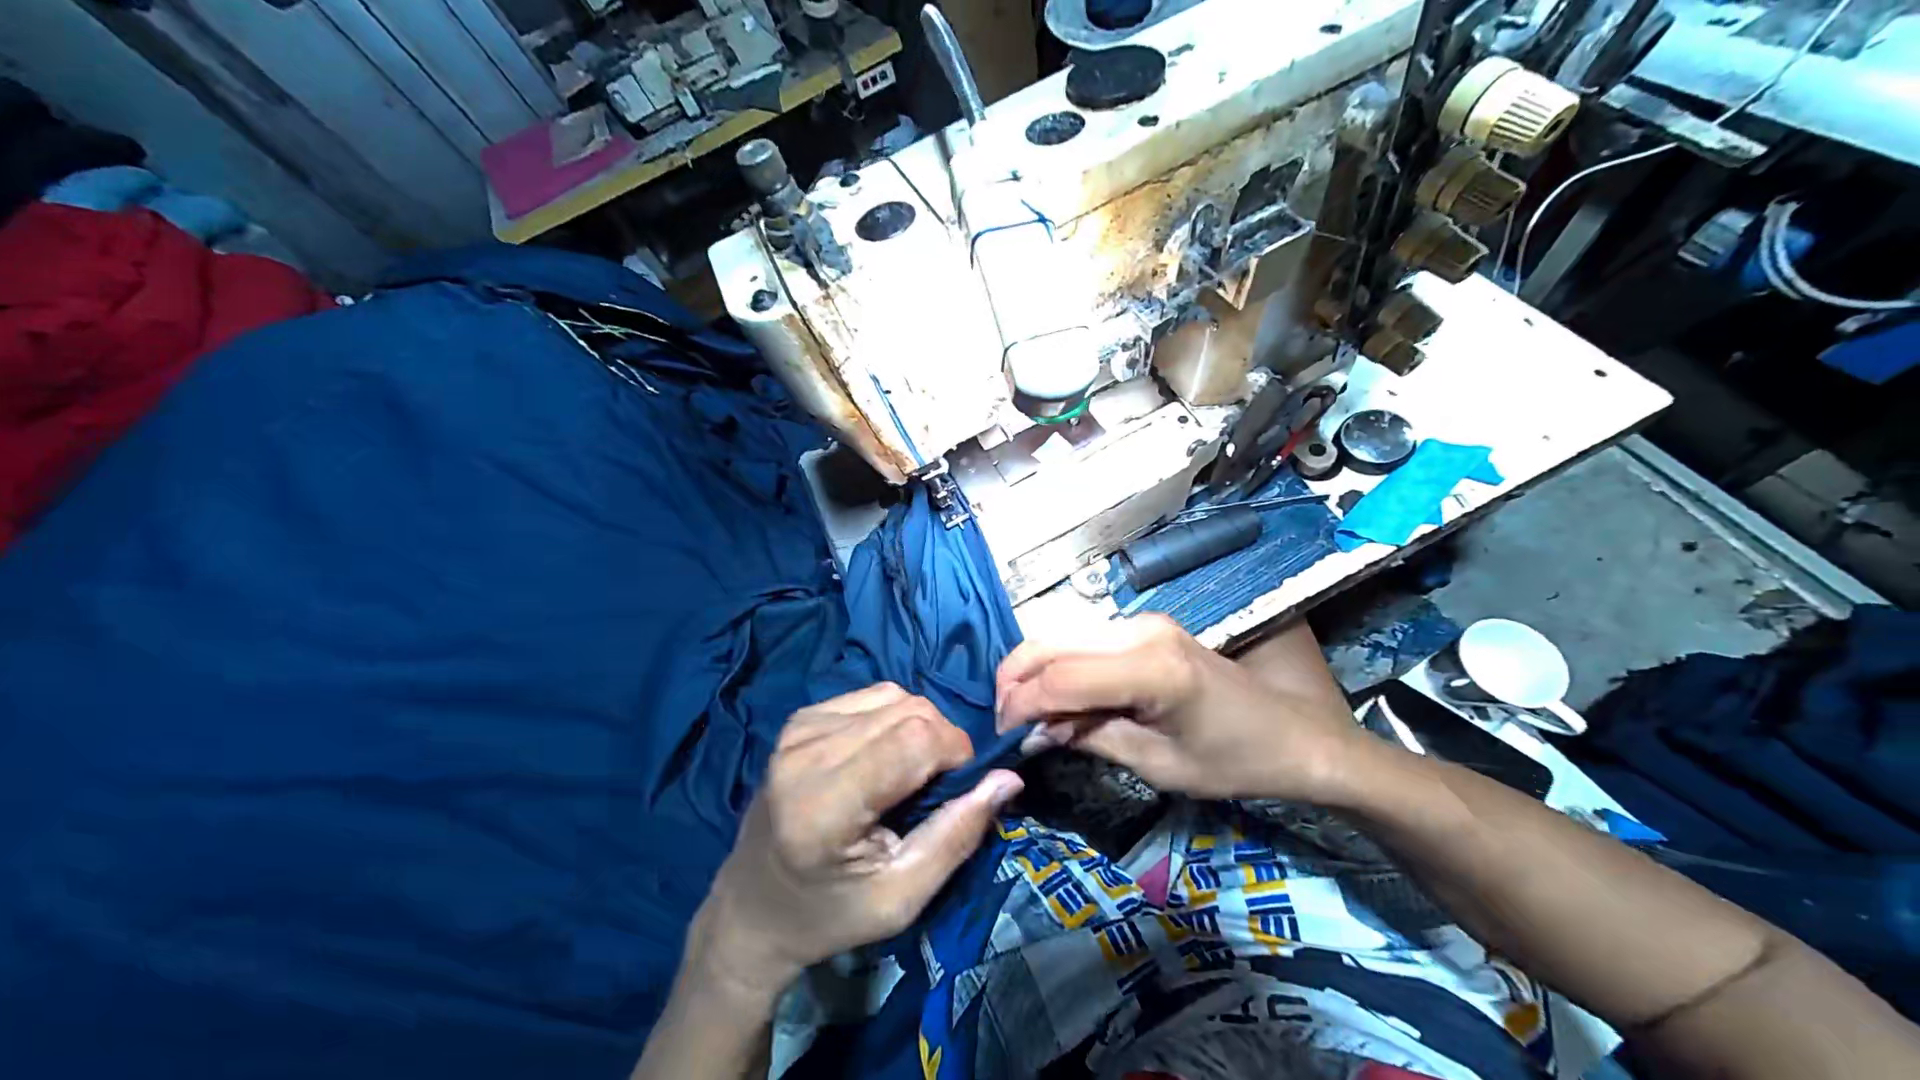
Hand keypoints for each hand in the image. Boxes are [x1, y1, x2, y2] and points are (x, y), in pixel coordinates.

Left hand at [691, 683, 1022, 1001]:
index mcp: (825, 804)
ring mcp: (799, 729)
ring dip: (919, 728)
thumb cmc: (830, 914)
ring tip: (908, 775)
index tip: (958, 792)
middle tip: (935, 790)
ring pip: (895, 696)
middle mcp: (806, 752)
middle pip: (910, 710)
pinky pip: (872, 696)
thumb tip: (1009, 777)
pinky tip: (881, 757)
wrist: (752, 907)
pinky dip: (893, 719)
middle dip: (942, 742)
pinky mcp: (800, 718)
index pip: (914, 738)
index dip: (955, 754)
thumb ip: (957, 834)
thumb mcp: (902, 897)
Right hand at [995, 615, 1361, 801]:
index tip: (1000, 736)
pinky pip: (1084, 640)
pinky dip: (1060, 666)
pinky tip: (1059, 699)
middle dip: (1015, 679)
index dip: (1020, 705)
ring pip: (1062, 636)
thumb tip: (1034, 732)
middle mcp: (1140, 630)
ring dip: (1034, 671)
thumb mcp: (1158, 766)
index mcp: (1151, 668)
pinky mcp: (1146, 626)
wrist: (1298, 733)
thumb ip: (1090, 738)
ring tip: (1026, 715)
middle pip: (1050, 642)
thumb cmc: (1237, 760)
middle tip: (1003, 722)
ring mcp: (1143, 622)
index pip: (1060, 678)